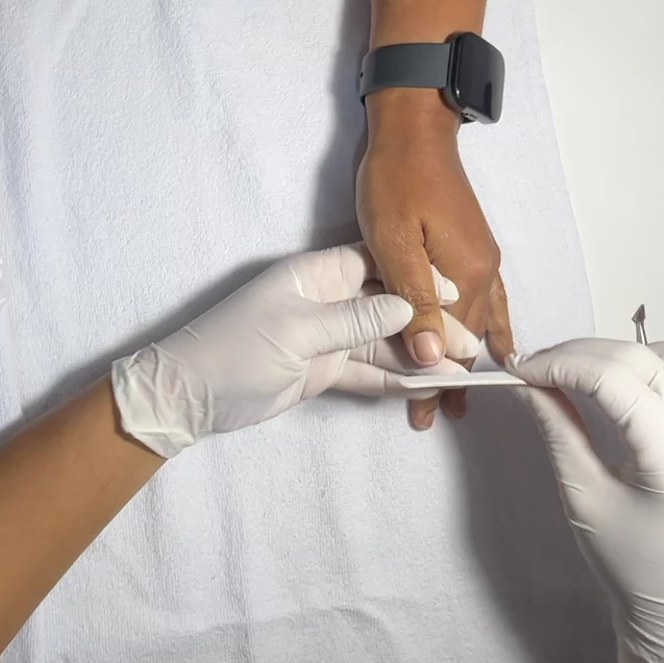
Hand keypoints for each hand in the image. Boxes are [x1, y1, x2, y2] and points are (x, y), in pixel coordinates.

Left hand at [110, 245, 475, 457]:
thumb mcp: (299, 329)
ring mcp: (326, 338)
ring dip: (417, 357)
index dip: (416, 279)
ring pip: (381, 342)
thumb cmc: (240, 348)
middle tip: (469, 346)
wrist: (194, 395)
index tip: (455, 292)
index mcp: (315, 275)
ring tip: (461, 373)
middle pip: (385, 308)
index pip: (376, 267)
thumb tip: (411, 307)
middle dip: (426, 325)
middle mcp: (325, 301)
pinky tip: (427, 385)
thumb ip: (356, 319)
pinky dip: (395, 378)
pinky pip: (366, 370)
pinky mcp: (323, 370)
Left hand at [358, 90, 512, 429]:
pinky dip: (489, 324)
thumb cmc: (395, 183)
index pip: (454, 344)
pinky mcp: (471, 245)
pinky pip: (488, 297)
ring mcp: (482, 257)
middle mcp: (484, 272)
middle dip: (456, 377)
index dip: (438, 380)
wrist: (415, 130)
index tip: (426, 415)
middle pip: (472, 338)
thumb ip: (414, 301)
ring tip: (465, 392)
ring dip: (472, 356)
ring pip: (482, 320)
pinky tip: (493, 339)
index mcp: (466, 276)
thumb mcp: (394, 243)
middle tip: (440, 414)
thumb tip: (434, 358)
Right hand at [508, 339, 663, 662]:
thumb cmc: (630, 558)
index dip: (558, 364)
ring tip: (599, 376)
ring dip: (634, 353)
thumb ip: (557, 427)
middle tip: (539, 370)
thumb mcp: (582, 494)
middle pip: (642, 357)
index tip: (518, 370)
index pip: (611, 377)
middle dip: (579, 354)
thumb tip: (526, 379)